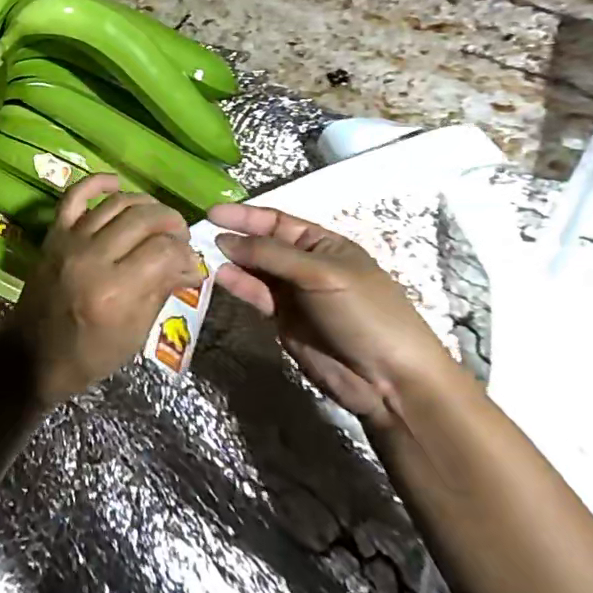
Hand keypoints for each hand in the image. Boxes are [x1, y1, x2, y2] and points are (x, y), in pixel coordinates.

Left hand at [7, 174, 202, 406]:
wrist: (32, 355)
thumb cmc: (89, 354)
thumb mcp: (135, 333)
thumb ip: (161, 290)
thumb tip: (191, 264)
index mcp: (115, 291)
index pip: (163, 252)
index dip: (185, 253)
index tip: (191, 261)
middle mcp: (93, 258)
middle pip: (144, 220)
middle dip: (172, 223)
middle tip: (181, 236)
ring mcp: (70, 242)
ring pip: (116, 203)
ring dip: (146, 203)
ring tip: (159, 216)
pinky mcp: (54, 235)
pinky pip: (75, 195)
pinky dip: (97, 183)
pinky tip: (117, 184)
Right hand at [209, 203, 452, 422]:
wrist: (390, 380)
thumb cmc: (364, 312)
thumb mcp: (321, 274)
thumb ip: (272, 255)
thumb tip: (227, 240)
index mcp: (322, 243)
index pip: (276, 221)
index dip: (245, 215)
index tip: (213, 213)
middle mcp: (305, 264)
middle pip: (263, 244)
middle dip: (236, 237)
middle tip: (201, 234)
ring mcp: (294, 294)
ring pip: (256, 270)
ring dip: (234, 262)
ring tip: (205, 255)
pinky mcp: (285, 321)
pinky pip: (257, 296)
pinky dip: (239, 286)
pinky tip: (221, 278)